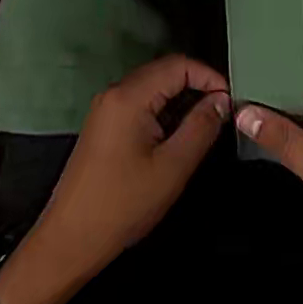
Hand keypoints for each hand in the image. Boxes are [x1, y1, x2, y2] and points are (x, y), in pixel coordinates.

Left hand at [0, 55, 229, 303]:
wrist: (71, 238)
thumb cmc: (124, 203)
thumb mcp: (173, 166)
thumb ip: (202, 127)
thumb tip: (222, 100)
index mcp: (129, 97)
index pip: (177, 65)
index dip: (209, 76)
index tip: (231, 100)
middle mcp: (114, 93)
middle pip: (163, 71)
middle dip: (197, 85)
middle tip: (223, 111)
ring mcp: (106, 109)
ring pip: (152, 87)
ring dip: (181, 99)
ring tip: (206, 125)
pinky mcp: (104, 125)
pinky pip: (140, 103)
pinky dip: (163, 111)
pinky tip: (177, 135)